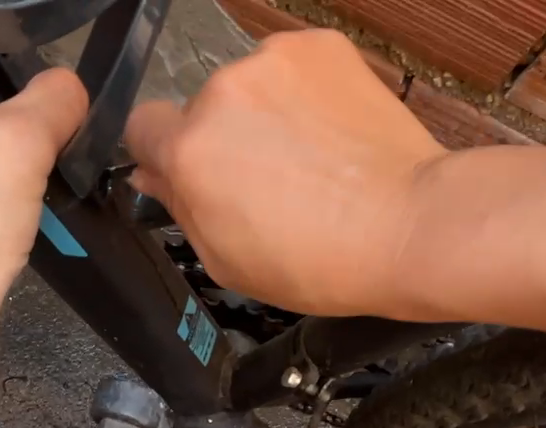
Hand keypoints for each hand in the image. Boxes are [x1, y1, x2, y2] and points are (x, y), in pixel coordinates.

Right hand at [126, 30, 448, 317]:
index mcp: (190, 152)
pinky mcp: (320, 46)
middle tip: (266, 183)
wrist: (405, 226)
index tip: (190, 176)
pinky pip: (290, 70)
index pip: (141, 127)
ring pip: (247, 89)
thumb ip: (180, 209)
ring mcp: (273, 60)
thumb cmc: (314, 263)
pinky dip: (302, 97)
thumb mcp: (226, 261)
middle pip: (200, 110)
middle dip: (222, 141)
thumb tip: (151, 174)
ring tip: (308, 161)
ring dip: (262, 117)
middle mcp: (222, 92)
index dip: (161, 155)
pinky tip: (330, 138)